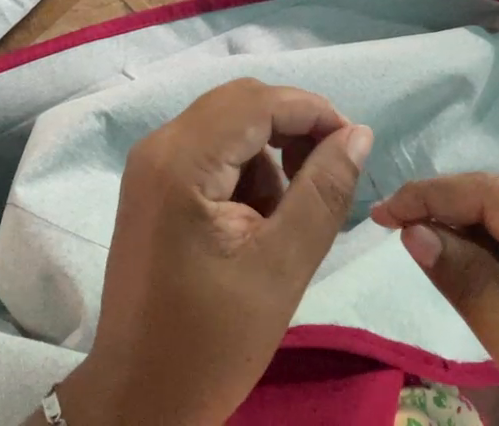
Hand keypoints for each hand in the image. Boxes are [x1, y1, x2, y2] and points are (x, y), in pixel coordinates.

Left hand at [47, 79, 372, 425]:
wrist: (141, 398)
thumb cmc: (212, 342)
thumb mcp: (283, 266)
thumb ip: (324, 191)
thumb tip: (357, 133)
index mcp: (181, 161)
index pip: (257, 102)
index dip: (312, 112)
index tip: (353, 147)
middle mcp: (158, 147)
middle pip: (239, 104)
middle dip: (291, 130)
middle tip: (325, 178)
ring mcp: (149, 166)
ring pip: (227, 126)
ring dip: (269, 156)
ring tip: (285, 219)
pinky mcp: (152, 186)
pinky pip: (209, 152)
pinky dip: (244, 172)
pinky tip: (255, 224)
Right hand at [372, 174, 498, 425]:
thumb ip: (475, 288)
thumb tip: (412, 229)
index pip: (495, 195)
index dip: (431, 197)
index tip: (376, 216)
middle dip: (447, 217)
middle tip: (390, 240)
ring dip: (470, 243)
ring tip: (423, 260)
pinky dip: (498, 267)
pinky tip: (472, 282)